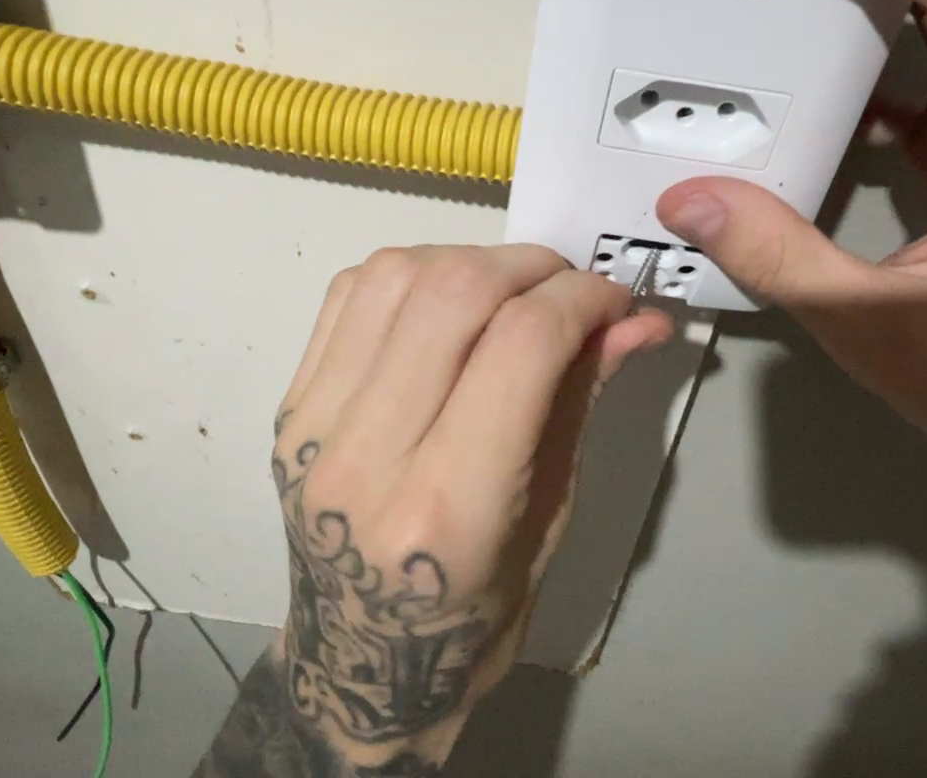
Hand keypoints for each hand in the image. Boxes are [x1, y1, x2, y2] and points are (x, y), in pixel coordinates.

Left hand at [259, 246, 669, 768]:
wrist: (358, 665)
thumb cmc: (477, 613)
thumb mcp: (552, 515)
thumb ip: (582, 397)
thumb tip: (639, 317)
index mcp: (448, 509)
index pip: (523, 345)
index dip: (582, 299)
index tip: (614, 298)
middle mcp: (366, 457)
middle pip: (454, 293)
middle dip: (530, 266)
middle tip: (567, 285)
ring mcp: (313, 425)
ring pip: (396, 275)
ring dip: (470, 260)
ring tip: (508, 288)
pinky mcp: (288, 404)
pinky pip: (350, 292)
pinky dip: (412, 274)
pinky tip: (445, 302)